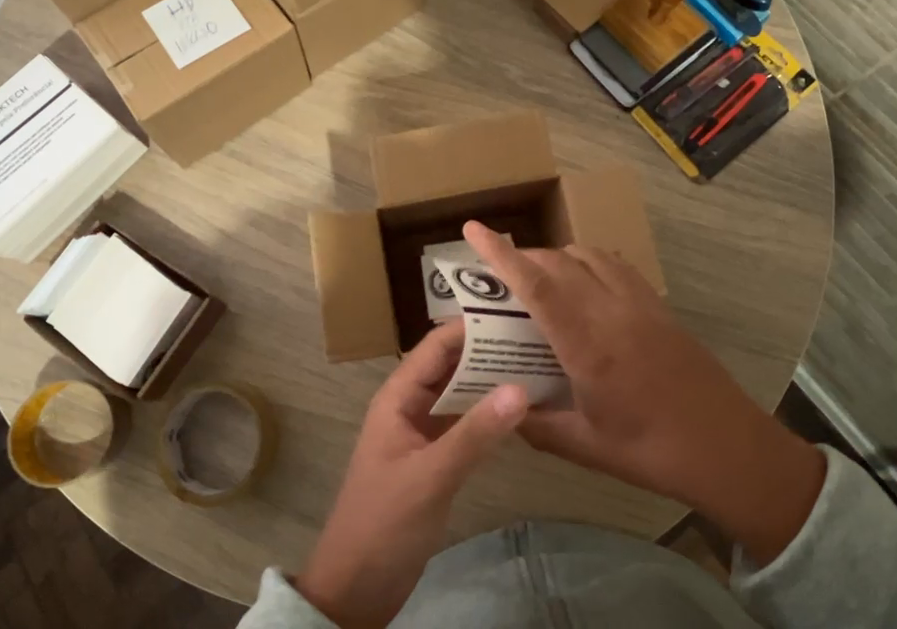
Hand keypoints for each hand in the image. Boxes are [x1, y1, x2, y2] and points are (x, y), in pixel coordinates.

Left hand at [297, 319, 527, 626]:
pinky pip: (464, 423)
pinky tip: (523, 410)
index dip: (471, 325)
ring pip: (460, 393)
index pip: (436, 345)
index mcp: (397, 397)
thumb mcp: (431, 475)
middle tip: (540, 335)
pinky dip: (489, 414)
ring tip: (539, 362)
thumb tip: (521, 386)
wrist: (357, 585)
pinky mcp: (435, 459)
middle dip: (489, 349)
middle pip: (451, 364)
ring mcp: (423, 433)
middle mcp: (410, 406)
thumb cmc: (384, 522)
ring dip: (492, 380)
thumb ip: (475, 433)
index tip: (516, 311)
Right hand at [462, 221, 824, 562]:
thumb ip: (535, 423)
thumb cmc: (652, 452)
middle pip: (557, 262)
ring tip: (538, 281)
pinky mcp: (659, 305)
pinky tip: (583, 286)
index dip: (500, 254)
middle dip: (521, 257)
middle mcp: (611, 311)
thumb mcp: (584, 446)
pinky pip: (615, 265)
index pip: (535, 285)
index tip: (473, 228)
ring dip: (556, 257)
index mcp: (587, 346)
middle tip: (495, 274)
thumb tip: (500, 403)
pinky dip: (589, 262)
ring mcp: (640, 303)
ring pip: (588, 256)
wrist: (728, 447)